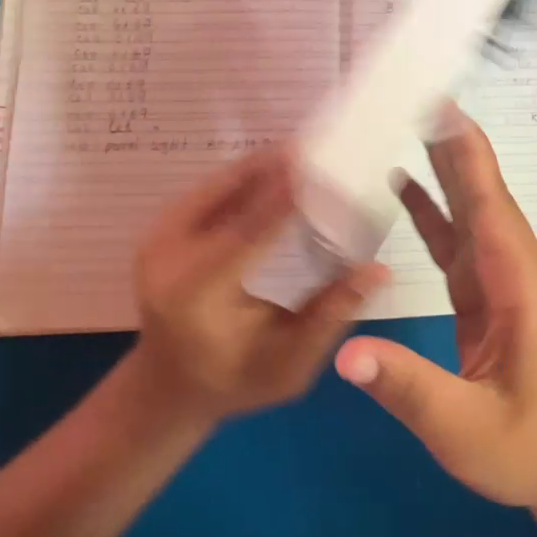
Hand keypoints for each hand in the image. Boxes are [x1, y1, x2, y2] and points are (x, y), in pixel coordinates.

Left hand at [133, 148, 387, 421]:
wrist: (167, 385)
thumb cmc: (234, 381)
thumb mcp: (288, 364)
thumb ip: (329, 316)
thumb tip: (378, 270)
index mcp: (195, 294)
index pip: (246, 233)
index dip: (284, 195)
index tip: (323, 168)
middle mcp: (167, 257)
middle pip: (228, 194)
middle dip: (277, 168)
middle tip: (325, 150)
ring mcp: (158, 237)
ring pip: (219, 183)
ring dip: (264, 166)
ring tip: (310, 153)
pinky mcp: (163, 227)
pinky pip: (211, 189)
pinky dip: (248, 176)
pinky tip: (282, 169)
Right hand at [334, 110, 536, 507]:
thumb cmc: (524, 449)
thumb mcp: (464, 428)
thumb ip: (407, 389)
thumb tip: (345, 352)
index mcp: (519, 287)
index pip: (491, 206)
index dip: (469, 155)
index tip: (445, 107)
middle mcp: (513, 270)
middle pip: (482, 196)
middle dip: (452, 144)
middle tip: (417, 97)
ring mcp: (500, 281)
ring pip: (470, 211)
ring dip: (442, 168)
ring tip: (406, 125)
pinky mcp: (485, 295)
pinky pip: (457, 240)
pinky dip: (432, 210)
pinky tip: (404, 187)